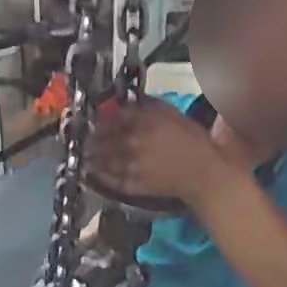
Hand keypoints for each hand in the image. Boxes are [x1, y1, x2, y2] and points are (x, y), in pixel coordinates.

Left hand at [89, 98, 229, 202]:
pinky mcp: (131, 184)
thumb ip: (149, 107)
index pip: (114, 117)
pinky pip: (109, 179)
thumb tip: (129, 103)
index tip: (95, 119)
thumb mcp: (172, 115)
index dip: (102, 118)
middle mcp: (131, 142)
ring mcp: (129, 164)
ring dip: (90, 156)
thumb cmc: (192, 140)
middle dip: (92, 138)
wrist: (202, 173)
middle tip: (84, 138)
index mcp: (142, 123)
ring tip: (84, 154)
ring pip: (102, 159)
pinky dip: (98, 175)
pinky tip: (91, 171)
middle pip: (103, 138)